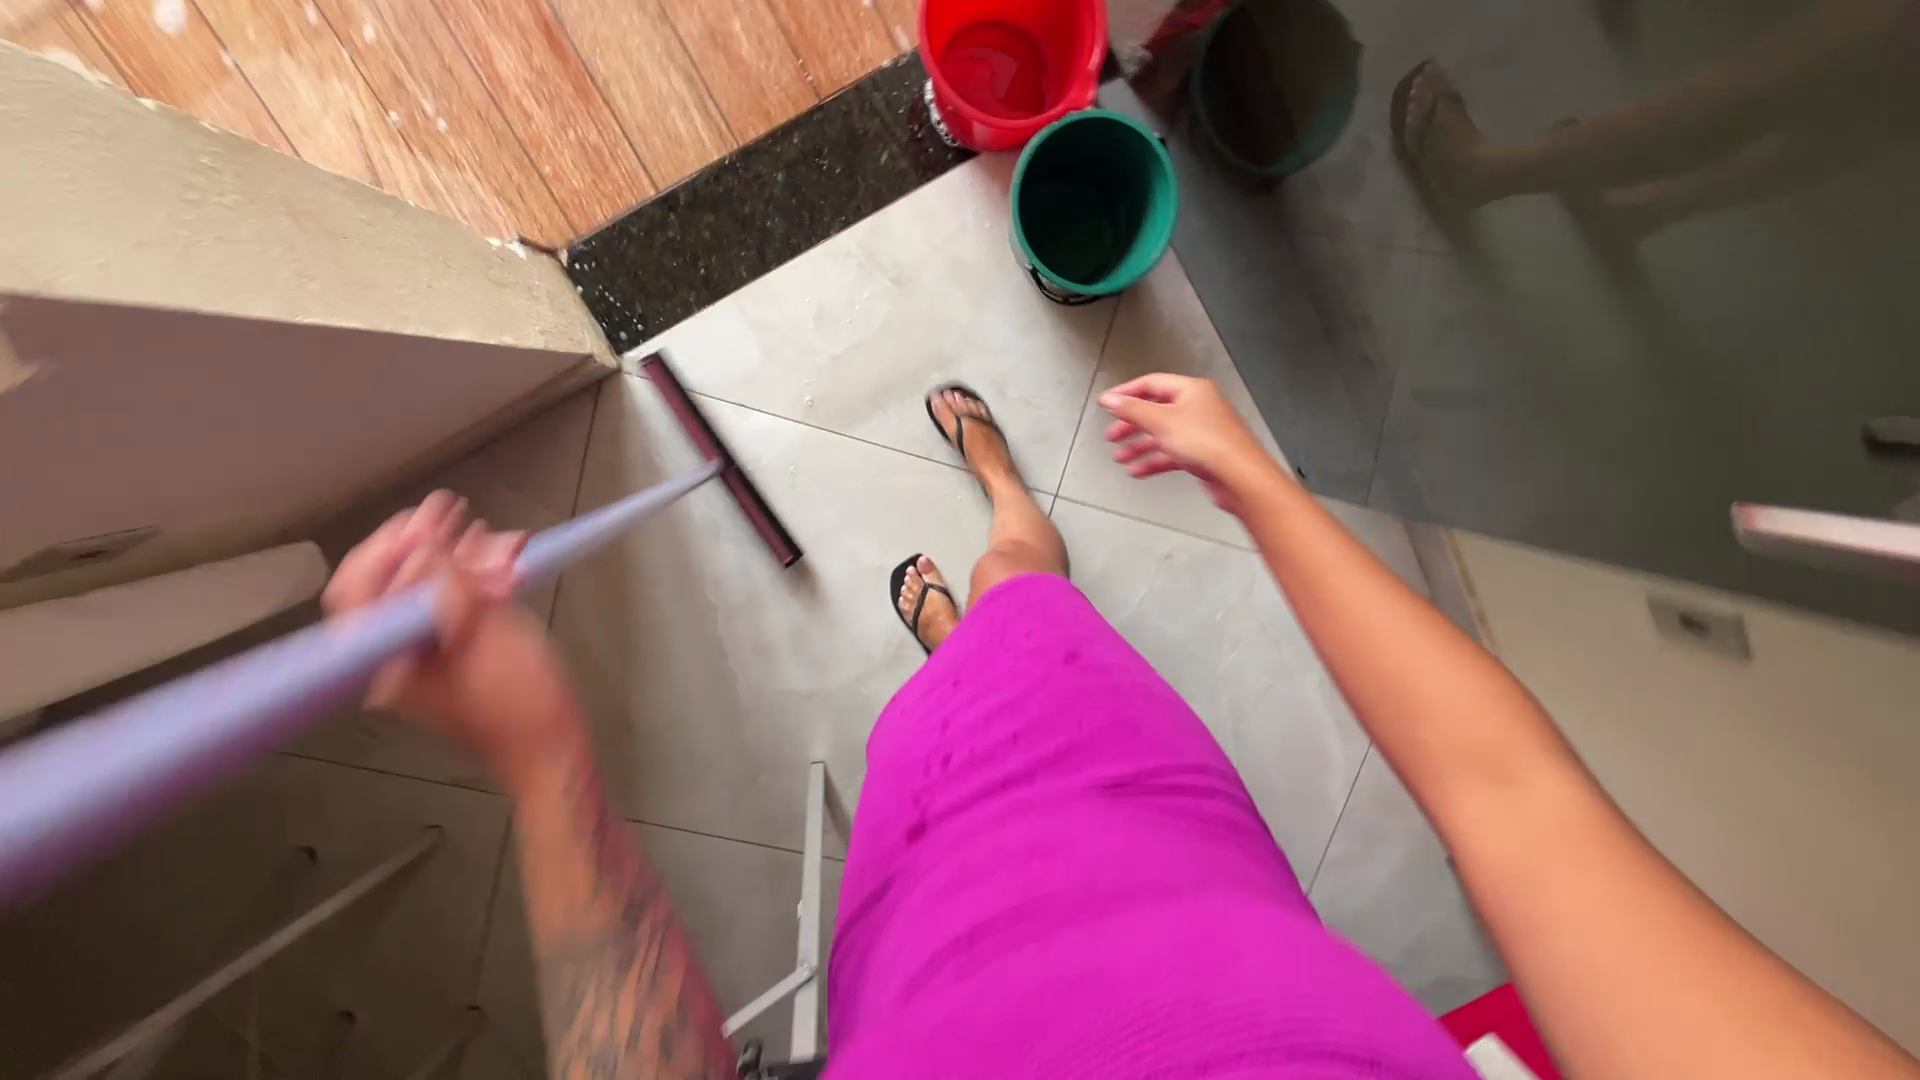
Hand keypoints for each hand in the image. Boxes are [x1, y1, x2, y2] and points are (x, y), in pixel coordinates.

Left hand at [322, 490, 586, 790]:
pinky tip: (497, 555)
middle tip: (450, 507)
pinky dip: (475, 577)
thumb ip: (450, 590)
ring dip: (454, 555)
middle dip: (421, 543)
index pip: (359, 592)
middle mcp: (396, 655)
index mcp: (386, 659)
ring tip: (480, 526)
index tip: (425, 522)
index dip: (386, 550)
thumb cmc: (520, 704)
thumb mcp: (485, 639)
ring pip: (427, 591)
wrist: (553, 751)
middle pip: (390, 587)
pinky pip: (455, 605)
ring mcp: (429, 654)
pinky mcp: (461, 653)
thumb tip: (426, 544)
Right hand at [1099, 374, 1282, 512]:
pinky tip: (1139, 470)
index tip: (1107, 403)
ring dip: (1139, 446)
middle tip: (1113, 434)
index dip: (1126, 393)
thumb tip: (1111, 399)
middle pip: (1155, 411)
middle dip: (1131, 424)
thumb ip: (1132, 409)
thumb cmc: (1211, 444)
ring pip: (1162, 435)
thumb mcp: (1161, 421)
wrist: (1239, 477)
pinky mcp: (1202, 454)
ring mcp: (1201, 431)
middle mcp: (1198, 407)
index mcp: (1191, 390)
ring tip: (1121, 457)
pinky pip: (1171, 454)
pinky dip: (1154, 461)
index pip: (1151, 384)